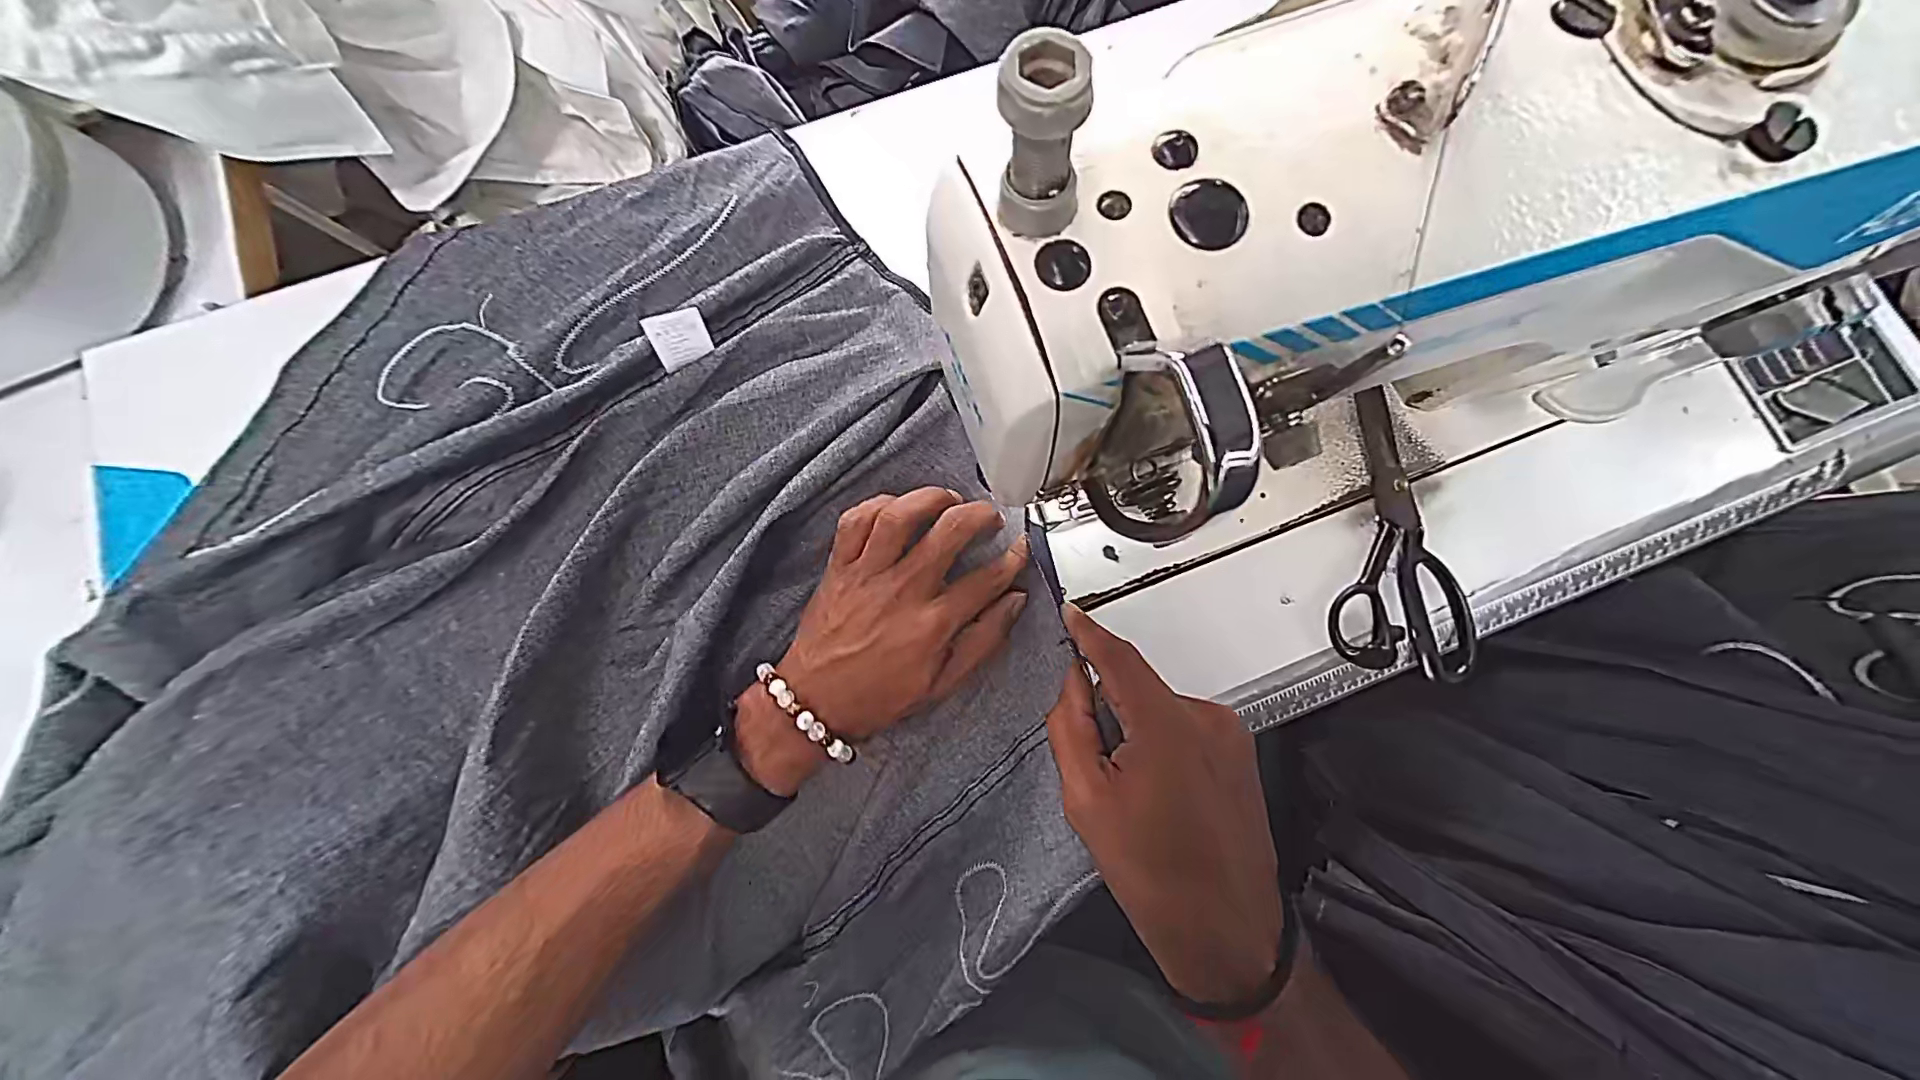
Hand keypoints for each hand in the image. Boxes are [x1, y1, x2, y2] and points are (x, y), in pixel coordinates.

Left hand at [734, 487, 1029, 794]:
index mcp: (932, 624)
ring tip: (948, 500)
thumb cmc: (879, 694)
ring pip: (900, 516)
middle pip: (949, 532)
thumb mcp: (943, 682)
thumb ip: (984, 641)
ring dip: (931, 498)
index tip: (1020, 549)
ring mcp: (868, 575)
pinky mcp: (840, 568)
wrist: (818, 701)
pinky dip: (877, 504)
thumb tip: (1014, 604)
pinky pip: (855, 521)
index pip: (986, 579)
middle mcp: (902, 591)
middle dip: (980, 515)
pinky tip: (897, 507)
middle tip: (989, 517)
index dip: (1012, 559)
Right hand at [1045, 604, 1282, 1004]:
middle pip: (1137, 684)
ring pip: (1159, 706)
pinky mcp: (1237, 750)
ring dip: (1137, 729)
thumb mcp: (1086, 800)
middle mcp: (1205, 721)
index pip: (1118, 656)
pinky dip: (1161, 741)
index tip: (1072, 614)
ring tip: (1136, 790)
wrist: (1224, 929)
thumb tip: (1071, 685)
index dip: (1088, 632)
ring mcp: (1227, 735)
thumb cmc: (1161, 877)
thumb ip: (1071, 727)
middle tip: (1096, 760)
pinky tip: (1160, 791)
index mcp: (1166, 727)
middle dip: (1108, 705)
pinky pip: (1183, 725)